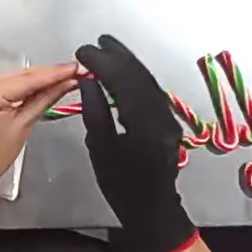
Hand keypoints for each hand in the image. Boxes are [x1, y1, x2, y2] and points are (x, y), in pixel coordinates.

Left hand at [0, 63, 78, 191]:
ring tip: (62, 77)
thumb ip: (44, 100)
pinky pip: (1, 84)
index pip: (27, 79)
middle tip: (74, 71)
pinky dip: (19, 85)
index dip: (54, 73)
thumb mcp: (22, 127)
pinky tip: (38, 85)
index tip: (76, 67)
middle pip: (18, 75)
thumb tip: (66, 83)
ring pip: (11, 77)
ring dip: (34, 79)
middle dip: (47, 74)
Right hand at [76, 35, 196, 251]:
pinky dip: (134, 78)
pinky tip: (121, 73)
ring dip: (128, 64)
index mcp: (144, 123)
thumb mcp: (101, 148)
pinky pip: (150, 91)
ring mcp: (168, 117)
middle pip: (140, 76)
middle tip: (97, 42)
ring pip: (147, 81)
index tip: (83, 51)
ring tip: (107, 50)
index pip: (124, 81)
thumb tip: (89, 80)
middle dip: (118, 56)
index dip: (103, 62)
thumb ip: (96, 111)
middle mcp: (162, 115)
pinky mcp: (166, 121)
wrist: (152, 209)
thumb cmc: (121, 185)